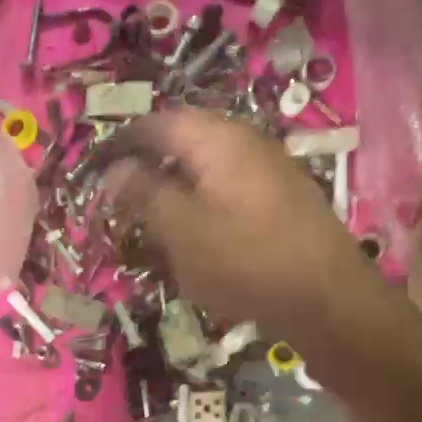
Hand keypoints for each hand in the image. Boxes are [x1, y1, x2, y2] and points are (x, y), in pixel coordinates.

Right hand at [107, 111, 388, 341]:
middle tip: (118, 199)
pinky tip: (192, 239)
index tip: (95, 168)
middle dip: (148, 165)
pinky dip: (200, 206)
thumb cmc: (246, 261)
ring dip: (174, 189)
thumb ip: (144, 196)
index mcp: (218, 140)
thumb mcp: (182, 231)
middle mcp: (246, 143)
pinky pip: (227, 192)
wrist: (326, 298)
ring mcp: (268, 172)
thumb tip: (114, 171)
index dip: (122, 142)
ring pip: (207, 169)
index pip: (158, 123)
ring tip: (148, 222)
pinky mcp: (280, 203)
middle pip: (185, 142)